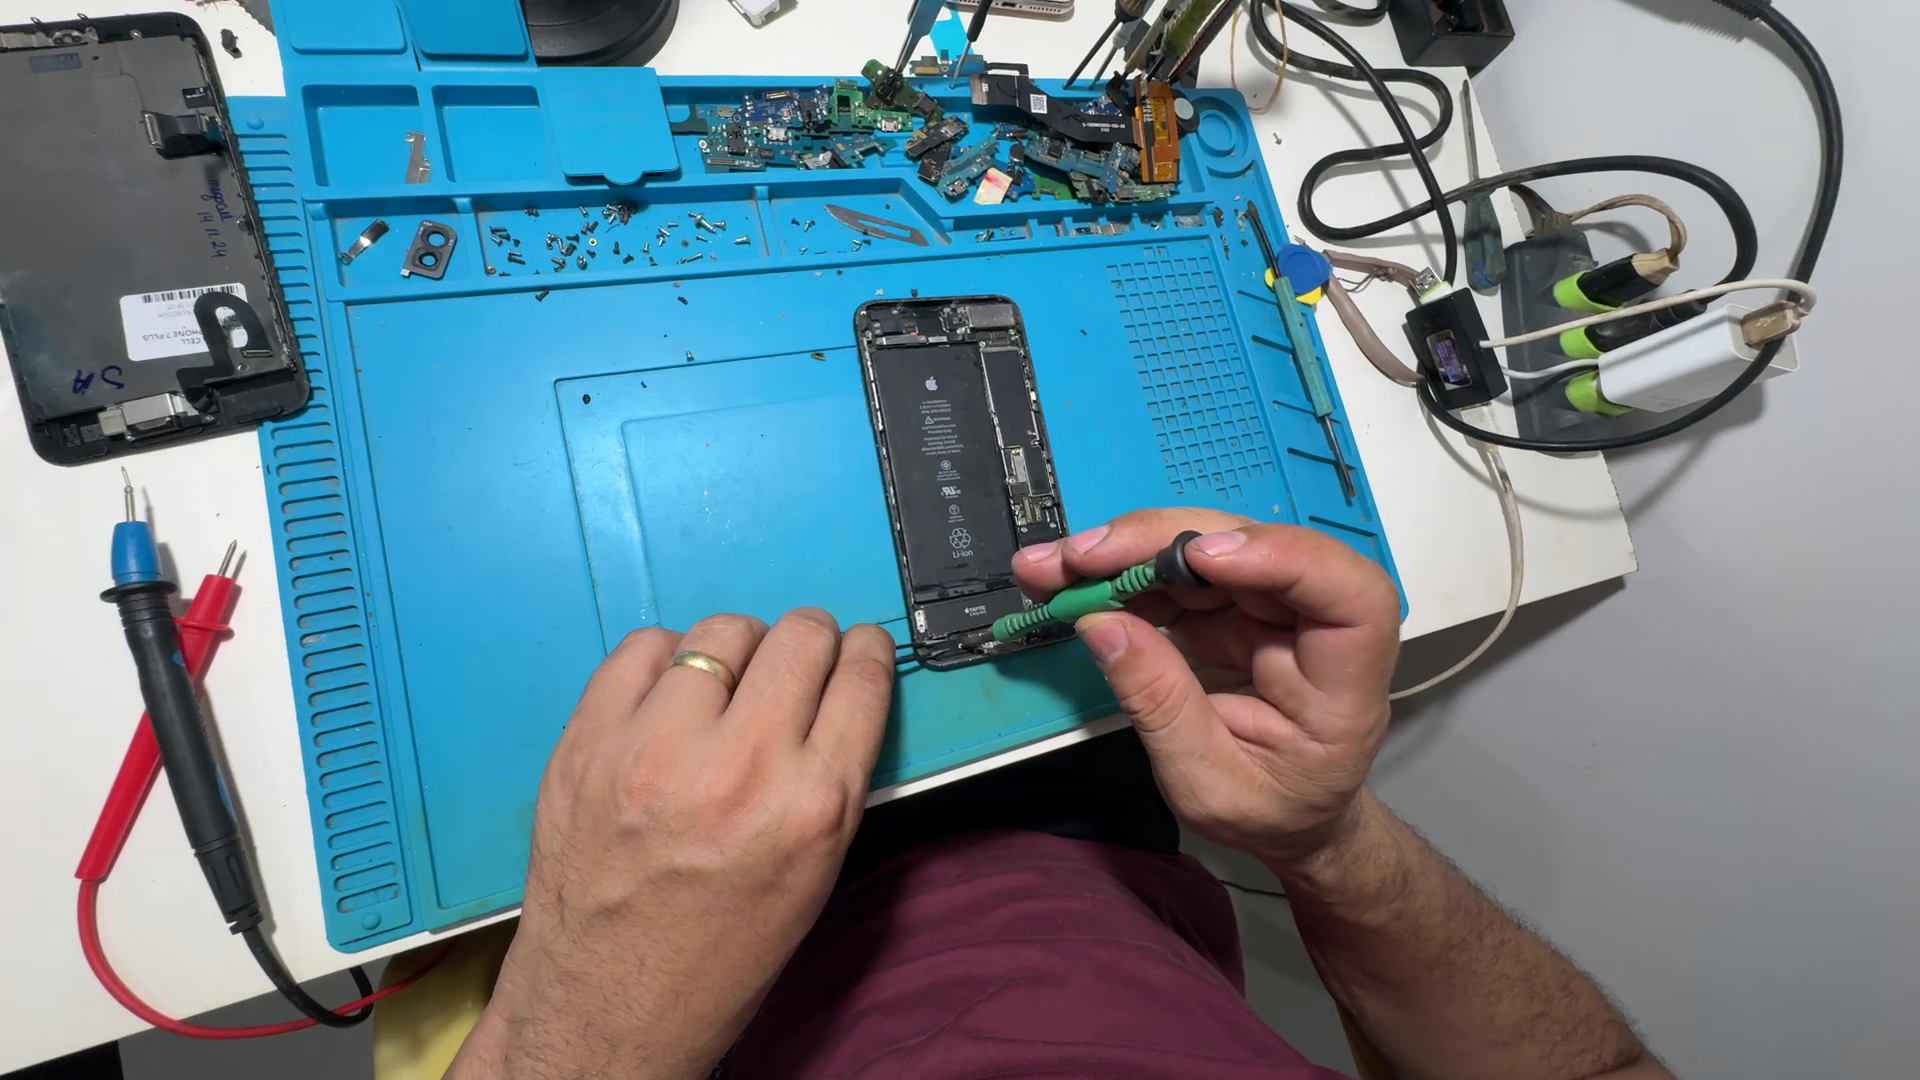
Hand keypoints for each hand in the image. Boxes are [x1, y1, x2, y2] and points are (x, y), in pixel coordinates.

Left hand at [449, 610, 895, 1079]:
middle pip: (801, 634)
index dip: (869, 650)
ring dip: (742, 650)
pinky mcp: (586, 743)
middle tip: (797, 668)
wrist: (608, 1011)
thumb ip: (841, 762)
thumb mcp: (821, 863)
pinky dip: (670, 660)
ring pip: (724, 629)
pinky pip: (645, 645)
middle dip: (813, 641)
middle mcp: (741, 765)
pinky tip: (671, 696)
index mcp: (812, 804)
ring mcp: (654, 749)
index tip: (859, 650)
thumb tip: (844, 679)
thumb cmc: (734, 942)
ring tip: (730, 687)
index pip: (863, 676)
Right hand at [1013, 509, 1401, 866]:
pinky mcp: (1228, 606)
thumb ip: (1160, 708)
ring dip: (1121, 553)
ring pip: (1200, 549)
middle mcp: (1312, 627)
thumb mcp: (1208, 785)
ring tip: (1052, 570)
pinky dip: (1119, 573)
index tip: (1199, 557)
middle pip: (1252, 550)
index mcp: (1343, 686)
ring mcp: (1268, 608)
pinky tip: (1072, 582)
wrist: (1287, 814)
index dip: (1282, 557)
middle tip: (1078, 558)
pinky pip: (1173, 573)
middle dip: (1156, 542)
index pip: (1350, 596)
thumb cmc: (1270, 808)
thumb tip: (1100, 624)